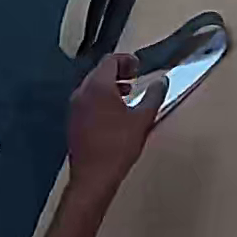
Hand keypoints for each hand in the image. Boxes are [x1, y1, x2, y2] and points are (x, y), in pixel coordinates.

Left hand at [67, 53, 161, 197]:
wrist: (93, 177)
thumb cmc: (119, 145)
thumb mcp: (142, 119)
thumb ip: (153, 96)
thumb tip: (162, 80)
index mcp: (98, 86)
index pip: (110, 61)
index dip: (126, 60)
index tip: (139, 67)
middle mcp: (82, 92)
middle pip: (100, 71)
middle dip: (119, 71)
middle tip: (135, 77)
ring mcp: (75, 107)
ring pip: (93, 85)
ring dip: (110, 84)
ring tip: (128, 93)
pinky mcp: (73, 120)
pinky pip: (87, 99)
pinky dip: (101, 97)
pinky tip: (114, 112)